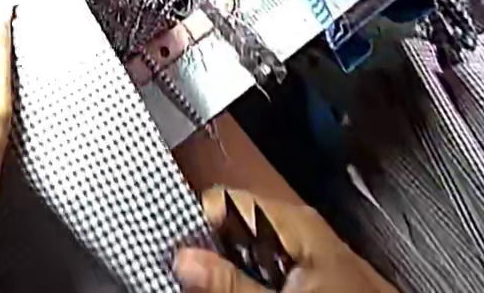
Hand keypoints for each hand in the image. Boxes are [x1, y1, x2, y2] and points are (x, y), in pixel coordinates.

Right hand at [174, 187, 398, 292]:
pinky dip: (248, 280)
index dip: (195, 223)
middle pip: (234, 225)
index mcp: (290, 219)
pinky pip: (267, 268)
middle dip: (210, 251)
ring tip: (207, 286)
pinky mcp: (311, 278)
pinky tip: (237, 291)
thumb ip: (231, 283)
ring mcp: (304, 254)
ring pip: (249, 250)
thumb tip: (183, 259)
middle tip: (186, 277)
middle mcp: (296, 227)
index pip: (225, 200)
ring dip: (228, 270)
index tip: (172, 251)